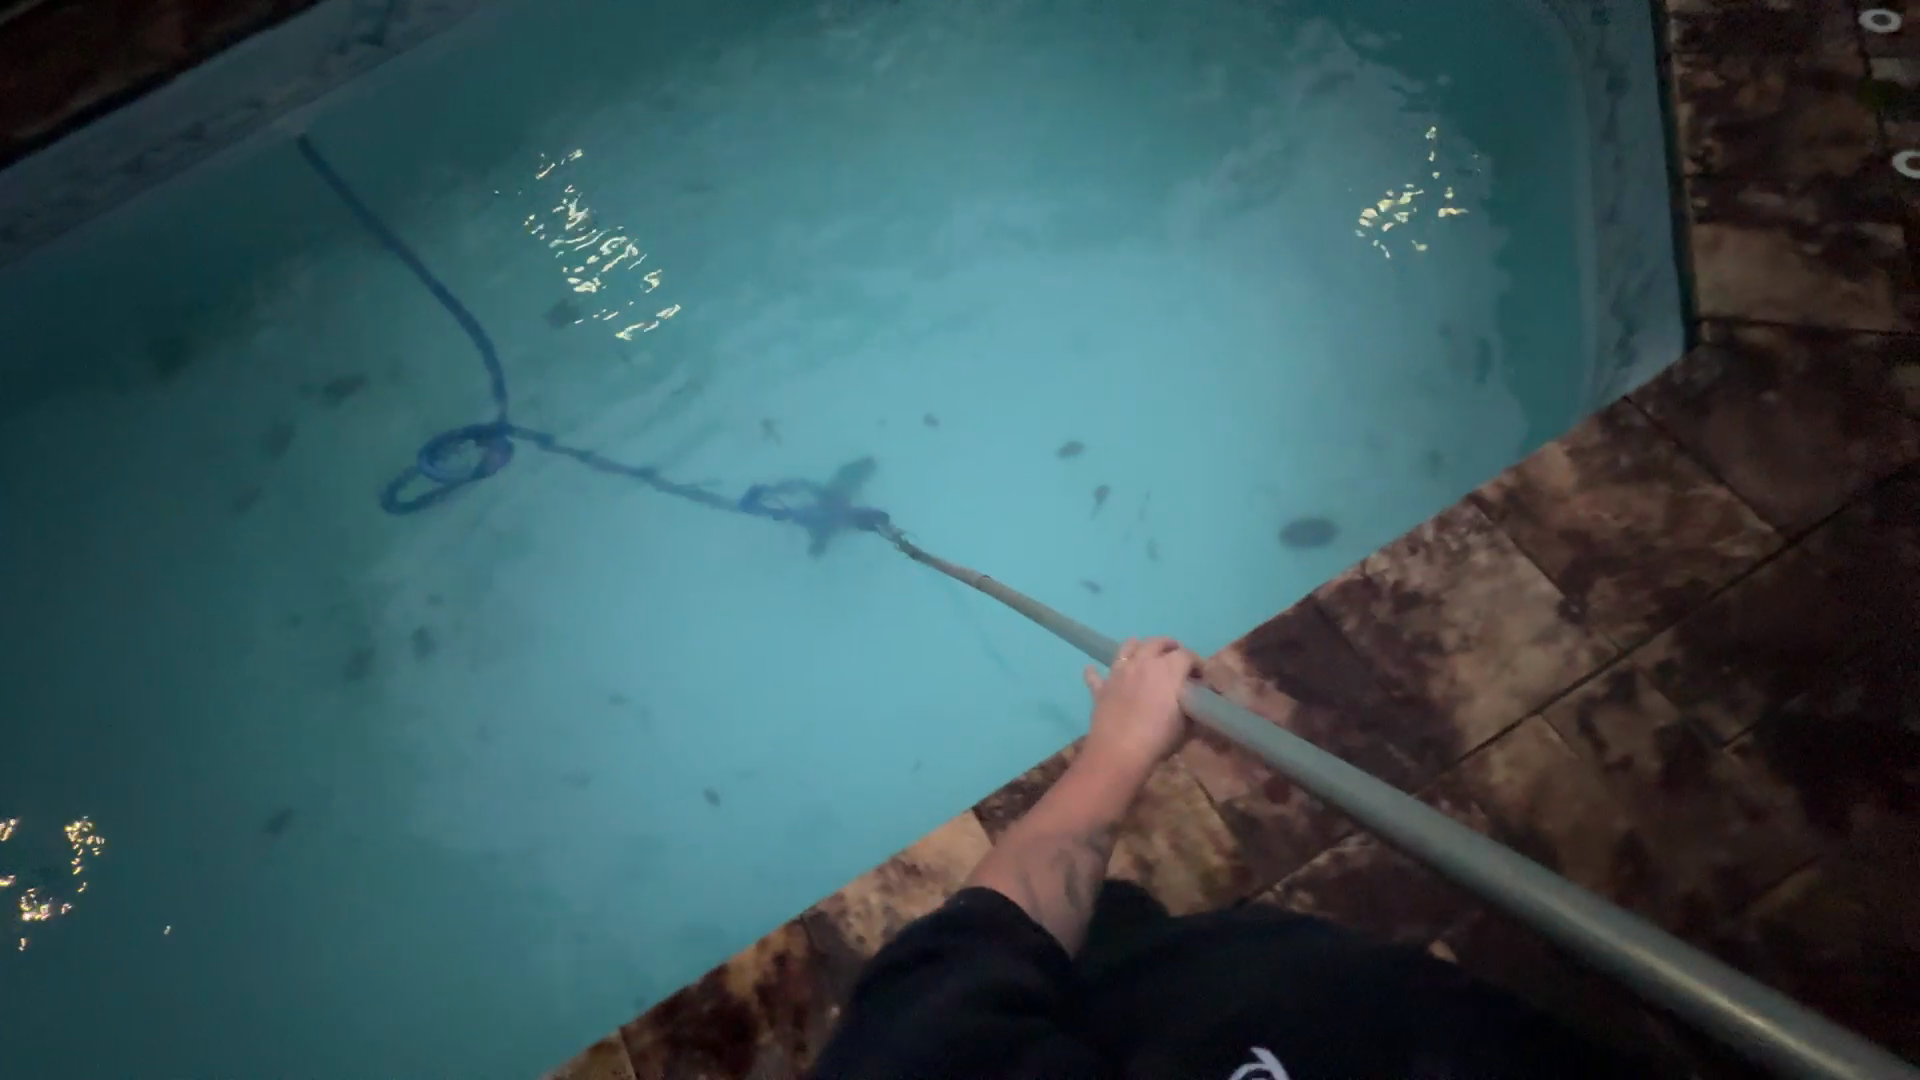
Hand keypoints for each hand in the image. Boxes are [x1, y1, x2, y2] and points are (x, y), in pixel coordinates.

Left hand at [1081, 637, 1196, 776]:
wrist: (1120, 750)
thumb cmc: (1159, 738)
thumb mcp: (1186, 726)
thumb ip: (1192, 710)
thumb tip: (1195, 705)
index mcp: (1168, 669)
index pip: (1187, 656)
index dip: (1197, 663)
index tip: (1200, 675)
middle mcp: (1142, 663)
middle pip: (1156, 642)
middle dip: (1169, 646)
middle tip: (1176, 654)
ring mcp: (1118, 672)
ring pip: (1127, 647)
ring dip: (1137, 646)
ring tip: (1143, 652)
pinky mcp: (1101, 687)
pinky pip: (1095, 675)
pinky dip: (1095, 672)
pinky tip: (1093, 670)